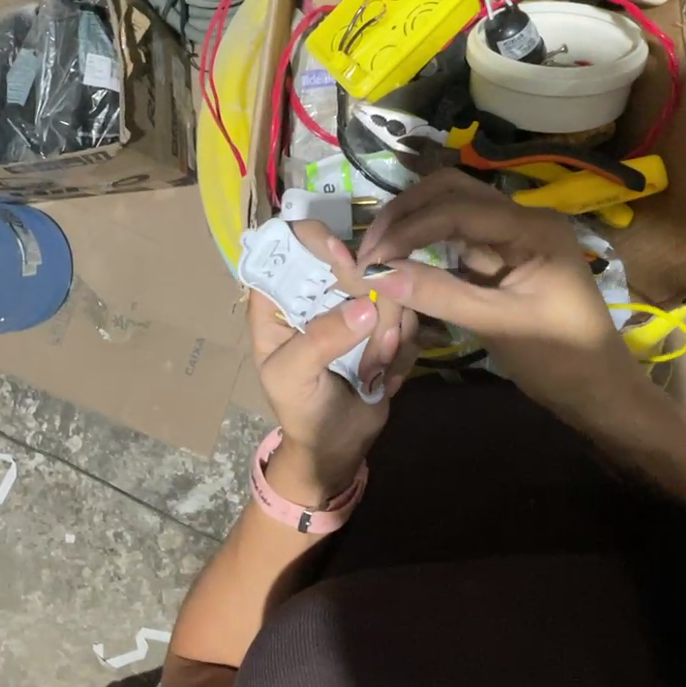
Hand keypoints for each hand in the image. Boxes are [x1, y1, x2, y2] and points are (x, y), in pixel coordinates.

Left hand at [248, 222, 416, 502]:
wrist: (337, 444)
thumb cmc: (300, 408)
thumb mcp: (293, 378)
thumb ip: (320, 340)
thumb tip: (364, 307)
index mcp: (279, 297)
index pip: (290, 244)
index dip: (317, 242)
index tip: (345, 261)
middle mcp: (317, 292)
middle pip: (353, 262)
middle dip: (371, 303)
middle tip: (373, 345)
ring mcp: (354, 305)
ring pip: (387, 290)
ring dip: (386, 335)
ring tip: (370, 371)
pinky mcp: (384, 324)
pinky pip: (406, 319)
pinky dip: (399, 349)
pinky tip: (381, 376)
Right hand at [356, 171, 639, 411]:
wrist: (598, 390)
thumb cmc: (559, 359)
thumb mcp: (497, 325)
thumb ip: (438, 294)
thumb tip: (378, 274)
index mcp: (533, 227)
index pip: (456, 209)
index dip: (408, 229)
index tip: (370, 260)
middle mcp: (522, 218)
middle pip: (451, 191)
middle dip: (405, 213)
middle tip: (370, 249)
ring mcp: (511, 234)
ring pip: (449, 208)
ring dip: (411, 224)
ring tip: (378, 254)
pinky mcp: (500, 254)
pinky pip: (454, 235)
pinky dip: (423, 243)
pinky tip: (399, 261)